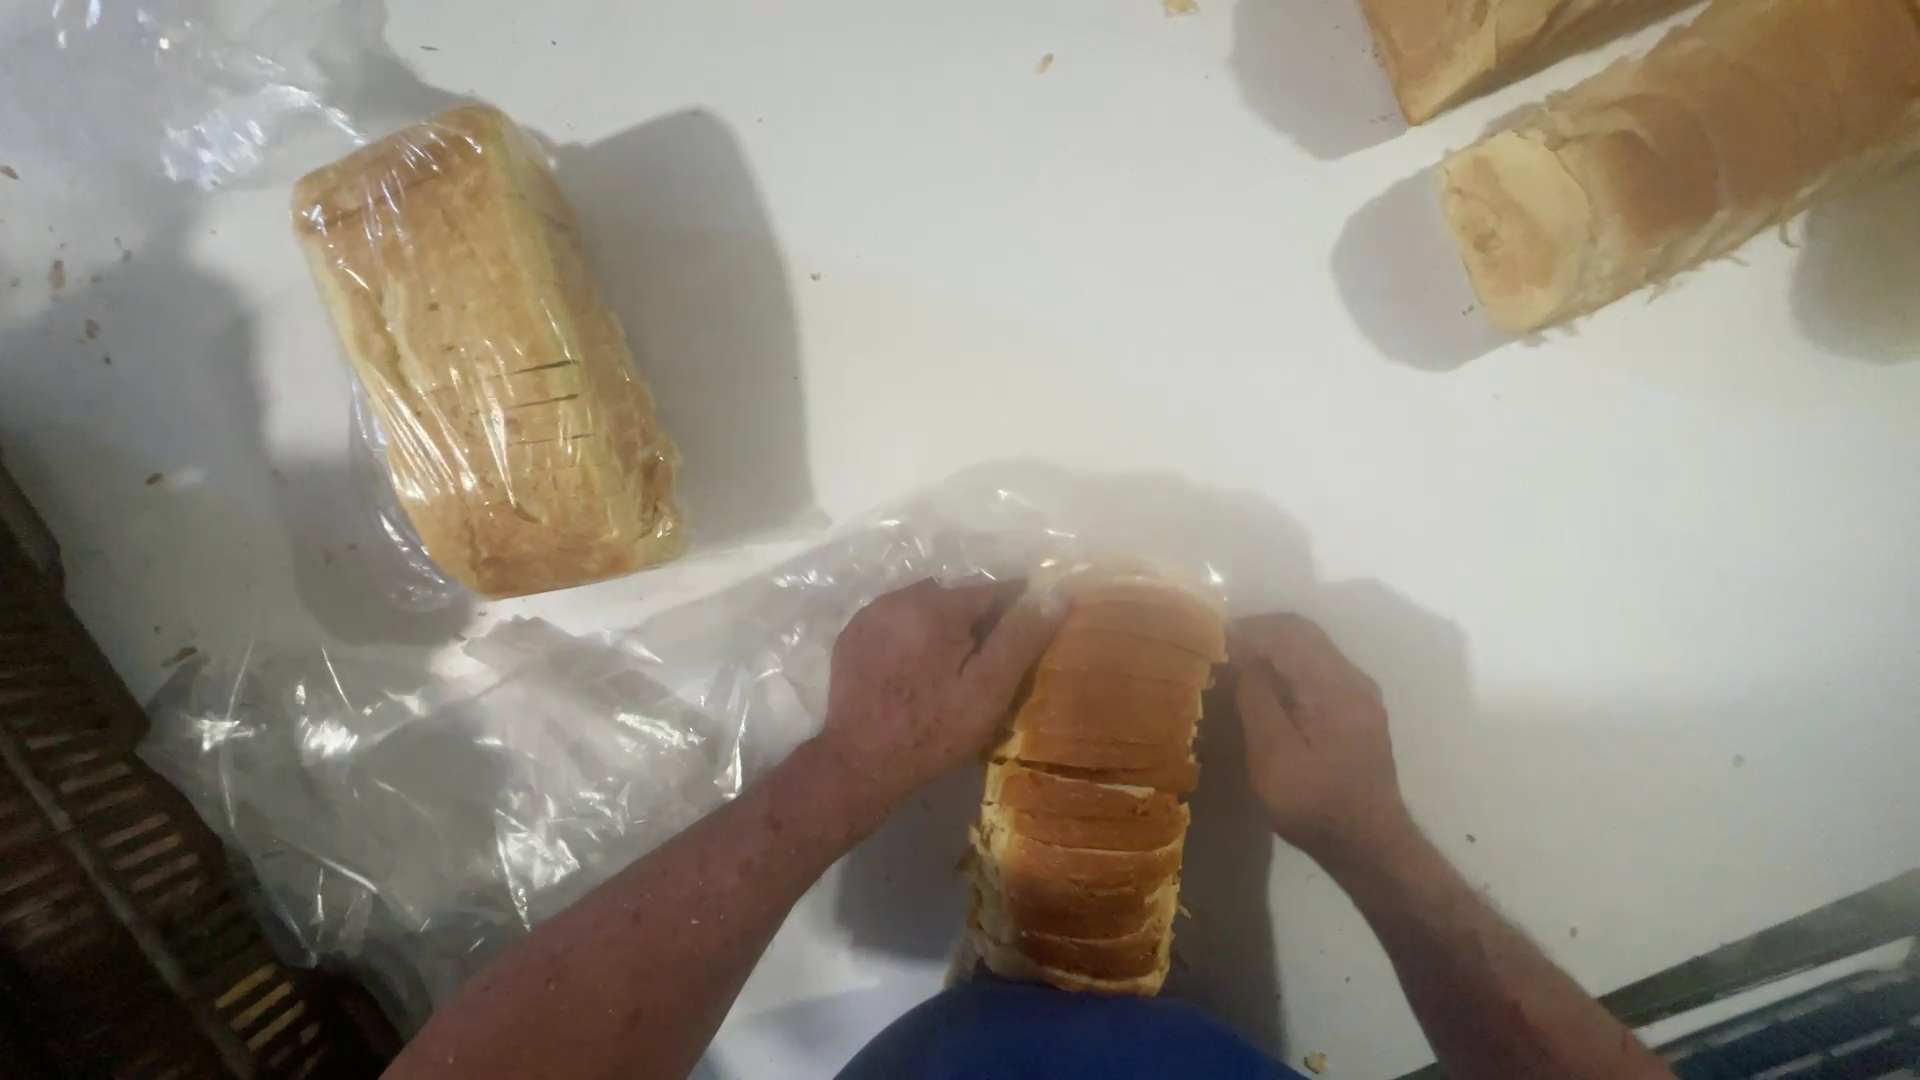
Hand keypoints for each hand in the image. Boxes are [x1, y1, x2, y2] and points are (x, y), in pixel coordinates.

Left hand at [820, 578, 1061, 813]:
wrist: (860, 763)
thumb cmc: (932, 731)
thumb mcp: (988, 690)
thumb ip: (1020, 636)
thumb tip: (1056, 591)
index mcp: (935, 606)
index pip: (991, 590)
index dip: (1016, 607)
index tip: (1030, 628)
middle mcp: (898, 598)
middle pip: (955, 594)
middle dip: (977, 616)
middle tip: (990, 655)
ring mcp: (869, 614)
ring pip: (923, 603)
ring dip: (943, 620)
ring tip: (954, 660)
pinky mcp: (851, 635)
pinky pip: (895, 618)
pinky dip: (912, 630)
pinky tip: (918, 664)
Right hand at [1230, 613, 1414, 869]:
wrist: (1368, 846)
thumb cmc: (1314, 803)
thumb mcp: (1273, 755)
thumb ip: (1257, 699)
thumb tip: (1243, 659)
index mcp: (1334, 686)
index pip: (1287, 632)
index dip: (1247, 630)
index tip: (1212, 643)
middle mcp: (1353, 679)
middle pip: (1302, 631)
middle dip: (1257, 633)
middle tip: (1219, 651)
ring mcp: (1358, 694)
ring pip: (1311, 646)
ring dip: (1271, 648)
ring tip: (1235, 667)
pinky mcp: (1356, 709)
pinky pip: (1317, 666)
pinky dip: (1286, 664)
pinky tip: (1264, 688)